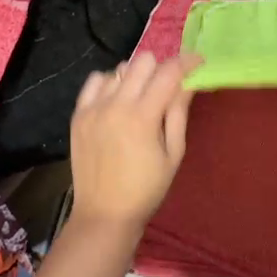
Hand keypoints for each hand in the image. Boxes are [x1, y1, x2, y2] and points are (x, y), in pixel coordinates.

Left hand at [68, 52, 197, 235]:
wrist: (104, 214)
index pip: (169, 72)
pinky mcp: (78, 114)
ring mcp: (93, 108)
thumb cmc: (146, 189)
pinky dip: (110, 83)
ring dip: (135, 77)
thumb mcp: (173, 154)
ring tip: (140, 98)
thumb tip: (189, 81)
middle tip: (167, 87)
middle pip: (143, 61)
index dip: (187, 62)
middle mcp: (115, 105)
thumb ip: (179, 113)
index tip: (198, 62)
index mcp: (142, 117)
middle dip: (161, 68)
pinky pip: (96, 80)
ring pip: (120, 69)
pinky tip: (117, 101)